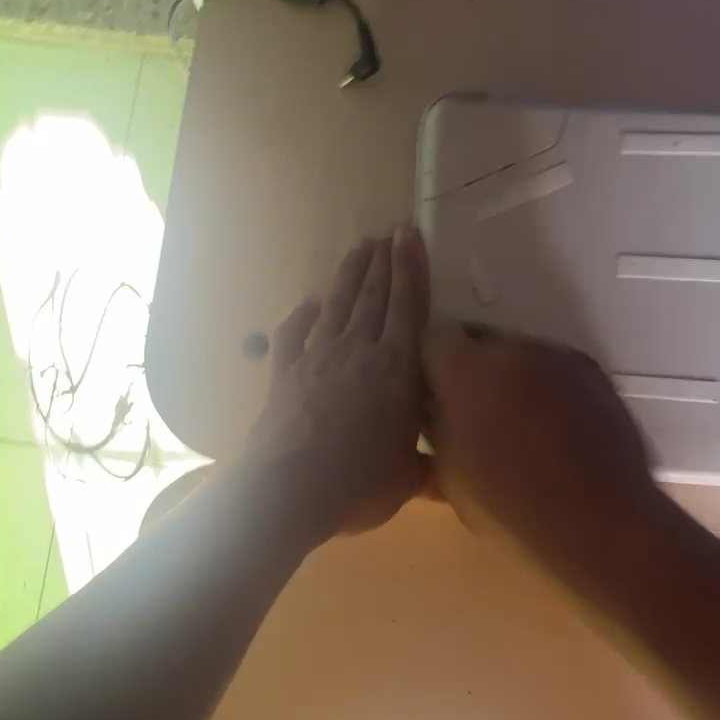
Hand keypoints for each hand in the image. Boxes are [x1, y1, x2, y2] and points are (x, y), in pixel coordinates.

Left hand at [239, 229, 431, 546]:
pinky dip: (302, 316)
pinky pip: (294, 334)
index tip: (410, 236)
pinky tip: (310, 304)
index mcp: (397, 370)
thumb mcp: (405, 479)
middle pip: (374, 296)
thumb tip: (434, 471)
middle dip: (384, 261)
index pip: (409, 308)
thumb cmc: (359, 484)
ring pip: (339, 305)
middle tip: (389, 232)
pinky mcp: (286, 371)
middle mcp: (359, 351)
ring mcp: (319, 357)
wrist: (291, 488)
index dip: (412, 269)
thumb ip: (421, 467)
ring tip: (360, 247)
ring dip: (350, 274)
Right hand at [421, 323, 660, 550]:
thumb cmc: (510, 508)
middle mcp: (511, 350)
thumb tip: (430, 410)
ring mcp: (557, 357)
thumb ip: (434, 427)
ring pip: (517, 355)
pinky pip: (553, 369)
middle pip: (477, 341)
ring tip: (516, 427)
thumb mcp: (450, 472)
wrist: (599, 526)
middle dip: (469, 371)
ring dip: (509, 379)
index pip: (431, 338)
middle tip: (471, 414)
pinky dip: (544, 389)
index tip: (431, 395)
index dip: (428, 366)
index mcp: (466, 371)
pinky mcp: (591, 372)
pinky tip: (551, 430)